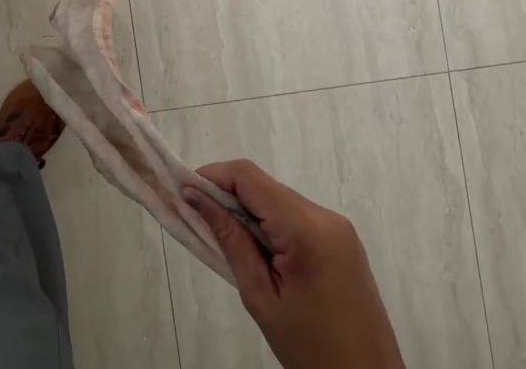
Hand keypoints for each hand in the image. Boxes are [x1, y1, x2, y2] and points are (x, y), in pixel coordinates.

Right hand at [185, 160, 404, 368]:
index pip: (248, 177)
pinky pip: (293, 215)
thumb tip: (194, 196)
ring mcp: (338, 227)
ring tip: (226, 242)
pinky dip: (268, 223)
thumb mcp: (260, 295)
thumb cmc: (310, 349)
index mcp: (307, 229)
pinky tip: (256, 251)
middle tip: (197, 219)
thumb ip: (229, 239)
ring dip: (246, 211)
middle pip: (262, 185)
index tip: (183, 193)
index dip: (211, 176)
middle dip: (225, 195)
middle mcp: (326, 217)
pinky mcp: (341, 240)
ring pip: (276, 198)